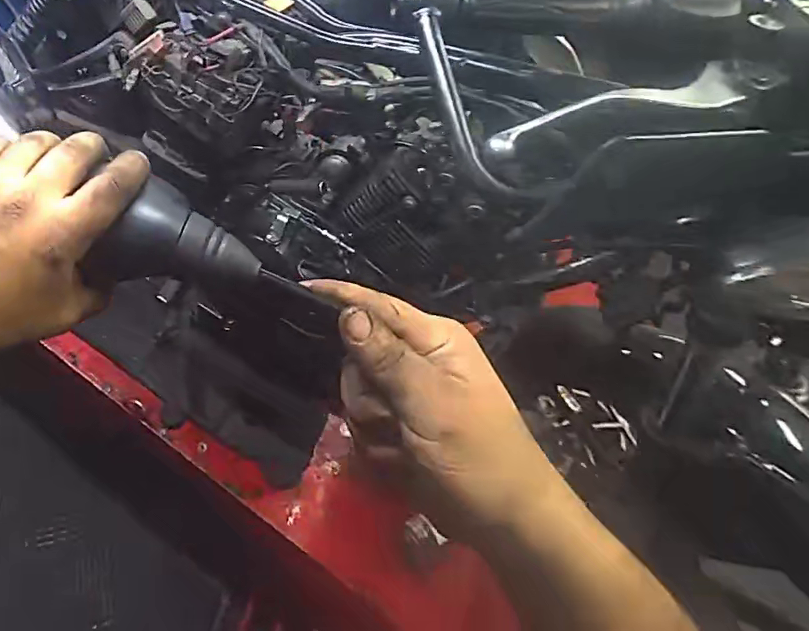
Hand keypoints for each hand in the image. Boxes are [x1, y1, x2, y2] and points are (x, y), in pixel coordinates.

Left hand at [0, 131, 150, 372]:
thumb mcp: (64, 312)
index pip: (113, 183)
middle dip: (97, 147)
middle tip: (97, 158)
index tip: (138, 163)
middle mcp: (31, 198)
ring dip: (55, 144)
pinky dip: (12, 146)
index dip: (134, 167)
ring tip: (56, 157)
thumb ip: (100, 290)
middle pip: (79, 147)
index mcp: (62, 230)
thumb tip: (116, 273)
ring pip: (38, 138)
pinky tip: (16, 161)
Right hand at [305, 280, 566, 541]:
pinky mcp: (400, 423)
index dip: (342, 295)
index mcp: (433, 338)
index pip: (379, 305)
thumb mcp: (431, 402)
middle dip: (364, 391)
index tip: (305, 286)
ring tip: (400, 444)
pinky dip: (375, 443)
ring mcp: (408, 392)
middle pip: (359, 354)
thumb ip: (386, 357)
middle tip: (390, 418)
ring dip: (370, 422)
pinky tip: (399, 459)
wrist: (503, 522)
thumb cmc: (477, 454)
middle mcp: (418, 357)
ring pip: (357, 391)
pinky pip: (364, 422)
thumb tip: (348, 313)